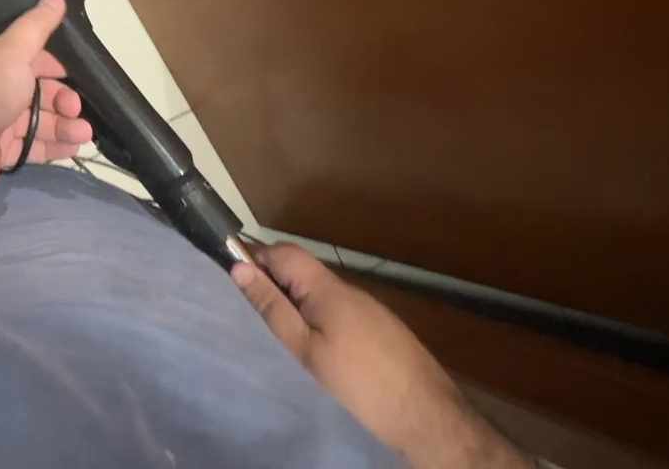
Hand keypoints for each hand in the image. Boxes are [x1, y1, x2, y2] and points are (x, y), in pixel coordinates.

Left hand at [0, 0, 92, 192]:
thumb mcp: (14, 50)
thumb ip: (37, 26)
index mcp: (0, 62)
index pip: (37, 61)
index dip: (60, 69)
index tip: (83, 78)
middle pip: (41, 94)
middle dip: (65, 101)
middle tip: (78, 111)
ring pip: (39, 122)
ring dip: (64, 126)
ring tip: (84, 133)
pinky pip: (31, 148)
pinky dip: (53, 148)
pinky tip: (73, 147)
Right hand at [233, 244, 532, 468]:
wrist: (430, 418)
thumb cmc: (359, 382)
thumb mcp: (305, 349)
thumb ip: (272, 307)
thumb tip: (239, 266)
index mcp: (326, 287)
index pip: (282, 250)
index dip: (258, 260)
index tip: (243, 286)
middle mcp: (347, 288)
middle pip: (301, 268)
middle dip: (276, 283)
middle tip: (264, 318)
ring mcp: (367, 306)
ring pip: (319, 290)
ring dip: (298, 302)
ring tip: (290, 337)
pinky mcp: (381, 326)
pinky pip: (338, 308)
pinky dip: (321, 317)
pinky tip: (324, 348)